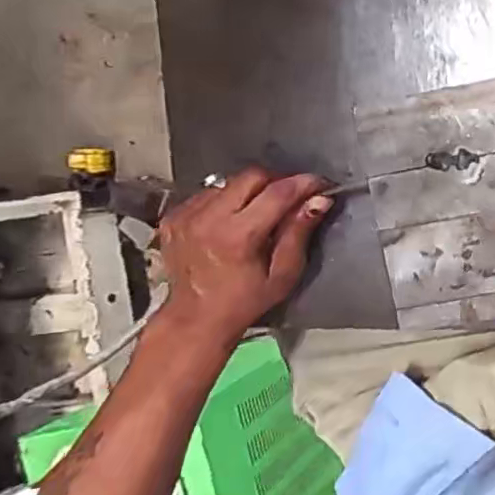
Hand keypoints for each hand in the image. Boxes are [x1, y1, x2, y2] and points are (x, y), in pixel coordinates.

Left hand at [157, 168, 332, 339]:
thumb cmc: (244, 301)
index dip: (303, 183)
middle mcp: (207, 220)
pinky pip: (209, 193)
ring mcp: (186, 216)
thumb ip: (299, 233)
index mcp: (237, 236)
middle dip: (277, 181)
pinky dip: (227, 200)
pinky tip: (234, 220)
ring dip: (251, 191)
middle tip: (292, 197)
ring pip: (230, 182)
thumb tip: (317, 201)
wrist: (196, 317)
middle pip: (252, 176)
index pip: (277, 192)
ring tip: (261, 214)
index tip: (319, 184)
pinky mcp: (175, 216)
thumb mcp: (284, 273)